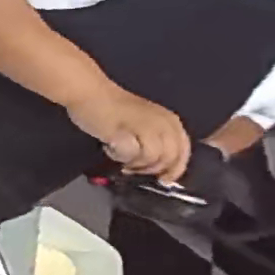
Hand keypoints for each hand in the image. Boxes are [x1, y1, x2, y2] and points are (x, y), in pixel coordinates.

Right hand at [66, 83, 192, 183]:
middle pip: (169, 157)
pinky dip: (119, 155)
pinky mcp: (126, 132)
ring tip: (118, 155)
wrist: (90, 94)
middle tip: (132, 169)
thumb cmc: (112, 108)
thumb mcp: (143, 122)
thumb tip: (156, 162)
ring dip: (133, 162)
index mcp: (171, 121)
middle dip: (151, 169)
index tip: (163, 180)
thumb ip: (155, 138)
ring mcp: (146, 127)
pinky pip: (130, 154)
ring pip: (151, 158)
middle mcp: (163, 124)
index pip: (183, 151)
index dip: (176, 168)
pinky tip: (109, 148)